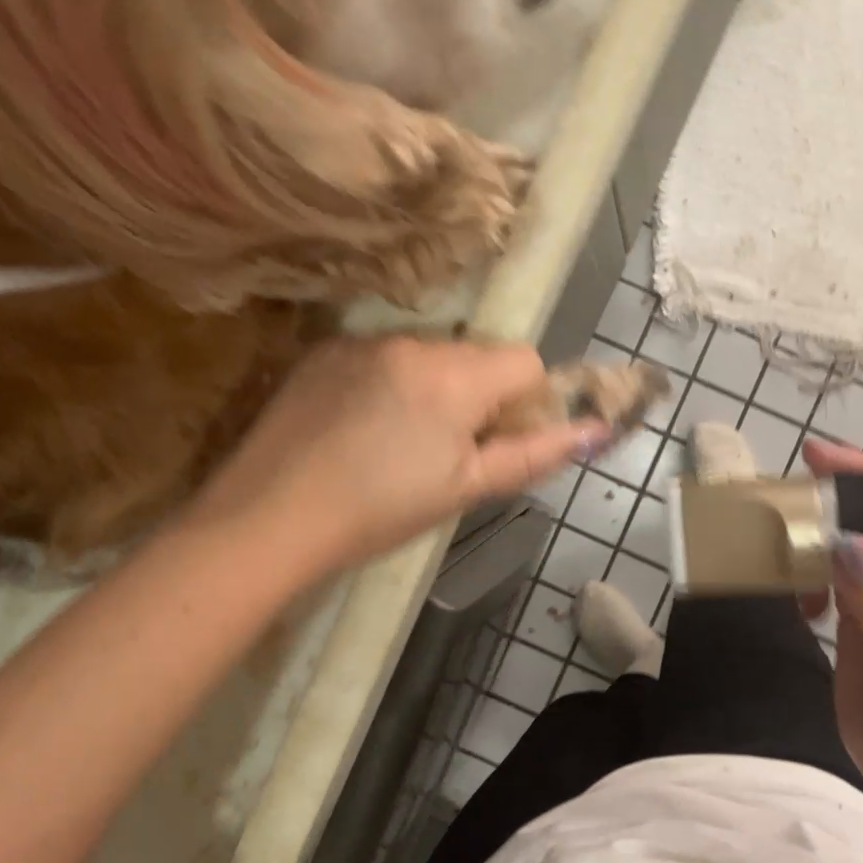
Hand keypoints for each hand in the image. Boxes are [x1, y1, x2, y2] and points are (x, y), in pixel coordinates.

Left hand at [188, 336, 605, 571]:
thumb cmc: (379, 512)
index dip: (525, 403)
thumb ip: (535, 454)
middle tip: (444, 453)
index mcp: (456, 376)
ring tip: (394, 445)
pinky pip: (382, 357)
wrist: (265, 519)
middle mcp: (413, 343)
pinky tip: (357, 430)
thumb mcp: (466, 489)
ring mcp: (363, 343)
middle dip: (478, 396)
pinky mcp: (324, 351)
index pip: (526, 360)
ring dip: (432, 388)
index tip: (494, 443)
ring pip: (430, 356)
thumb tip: (596, 431)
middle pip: (477, 356)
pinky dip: (388, 384)